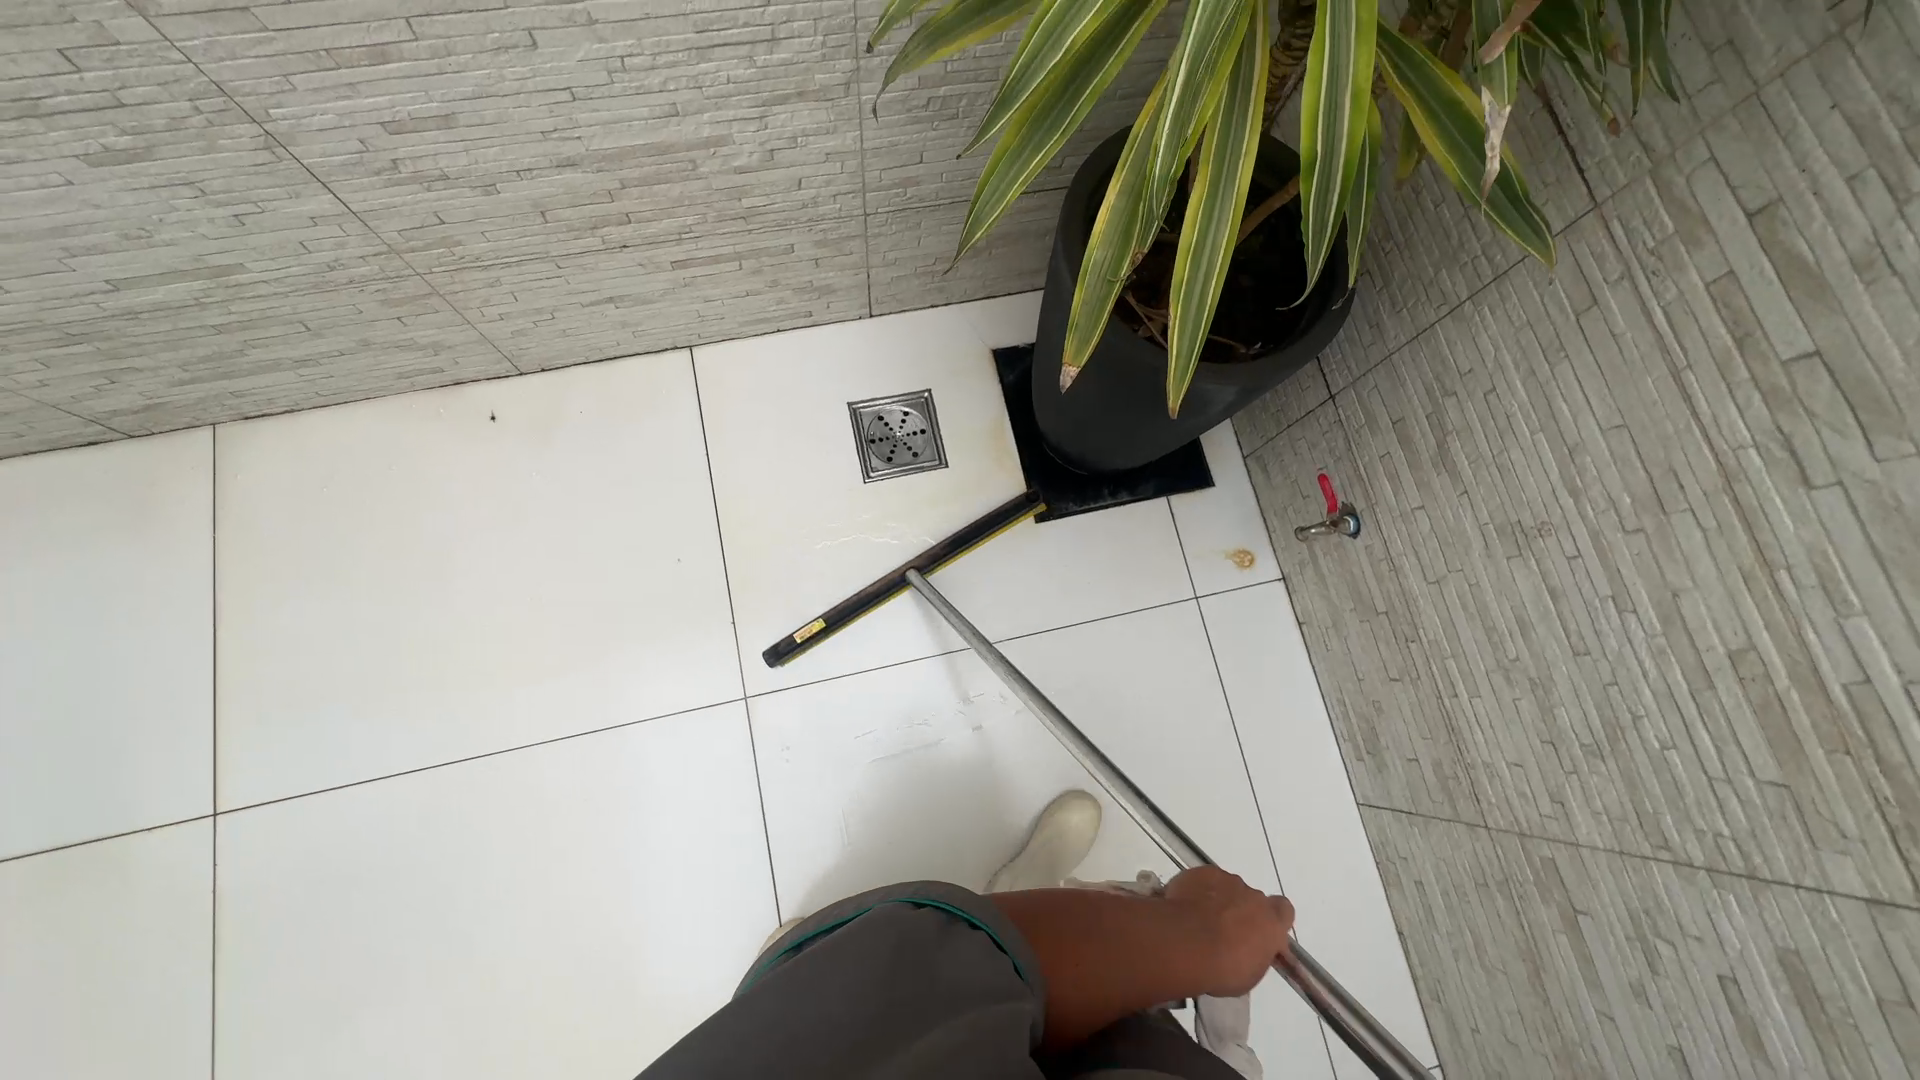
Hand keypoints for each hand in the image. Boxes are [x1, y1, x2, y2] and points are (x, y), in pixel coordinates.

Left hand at [1163, 866, 1294, 996]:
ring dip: (1218, 901)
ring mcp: (1226, 880)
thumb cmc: (1221, 969)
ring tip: (1199, 921)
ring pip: (1227, 889)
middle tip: (1224, 931)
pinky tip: (1186, 907)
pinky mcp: (1201, 872)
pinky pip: (1204, 880)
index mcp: (1272, 922)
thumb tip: (1250, 948)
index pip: (1283, 911)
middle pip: (1252, 900)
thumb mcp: (1250, 974)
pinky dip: (1198, 890)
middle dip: (1241, 911)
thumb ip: (1257, 953)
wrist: (1184, 944)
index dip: (1272, 919)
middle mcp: (1253, 896)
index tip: (1260, 932)